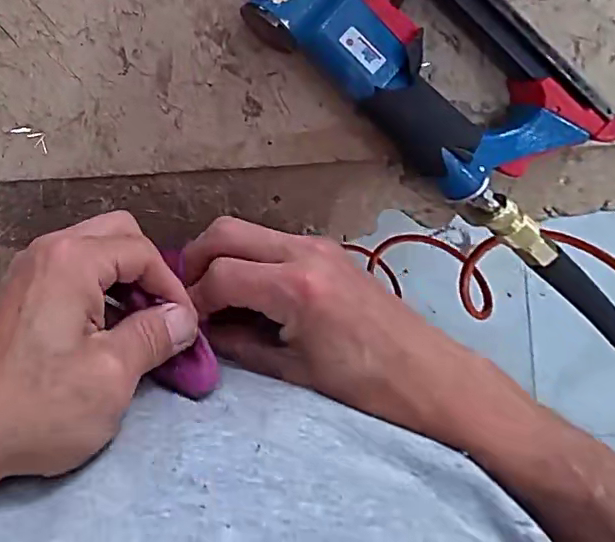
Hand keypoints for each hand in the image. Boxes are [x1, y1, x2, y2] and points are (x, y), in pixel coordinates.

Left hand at [0, 211, 199, 482]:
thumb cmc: (36, 406)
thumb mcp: (110, 376)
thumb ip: (154, 337)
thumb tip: (183, 319)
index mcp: (73, 259)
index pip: (142, 251)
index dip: (171, 286)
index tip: (186, 325)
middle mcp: (50, 248)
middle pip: (119, 233)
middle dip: (148, 269)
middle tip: (161, 313)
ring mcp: (29, 266)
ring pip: (95, 247)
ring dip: (123, 277)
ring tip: (137, 323)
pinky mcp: (19, 288)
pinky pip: (72, 266)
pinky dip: (97, 285)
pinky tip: (103, 327)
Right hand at [183, 216, 523, 447]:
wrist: (428, 373)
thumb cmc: (368, 384)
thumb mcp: (295, 373)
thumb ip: (242, 346)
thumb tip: (205, 333)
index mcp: (297, 286)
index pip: (221, 274)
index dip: (194, 298)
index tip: (186, 322)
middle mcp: (305, 252)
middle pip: (226, 232)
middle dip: (196, 259)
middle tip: (187, 296)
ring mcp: (318, 245)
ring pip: (249, 230)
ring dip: (223, 255)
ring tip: (215, 296)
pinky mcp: (327, 249)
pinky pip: (273, 241)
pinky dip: (250, 257)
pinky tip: (249, 292)